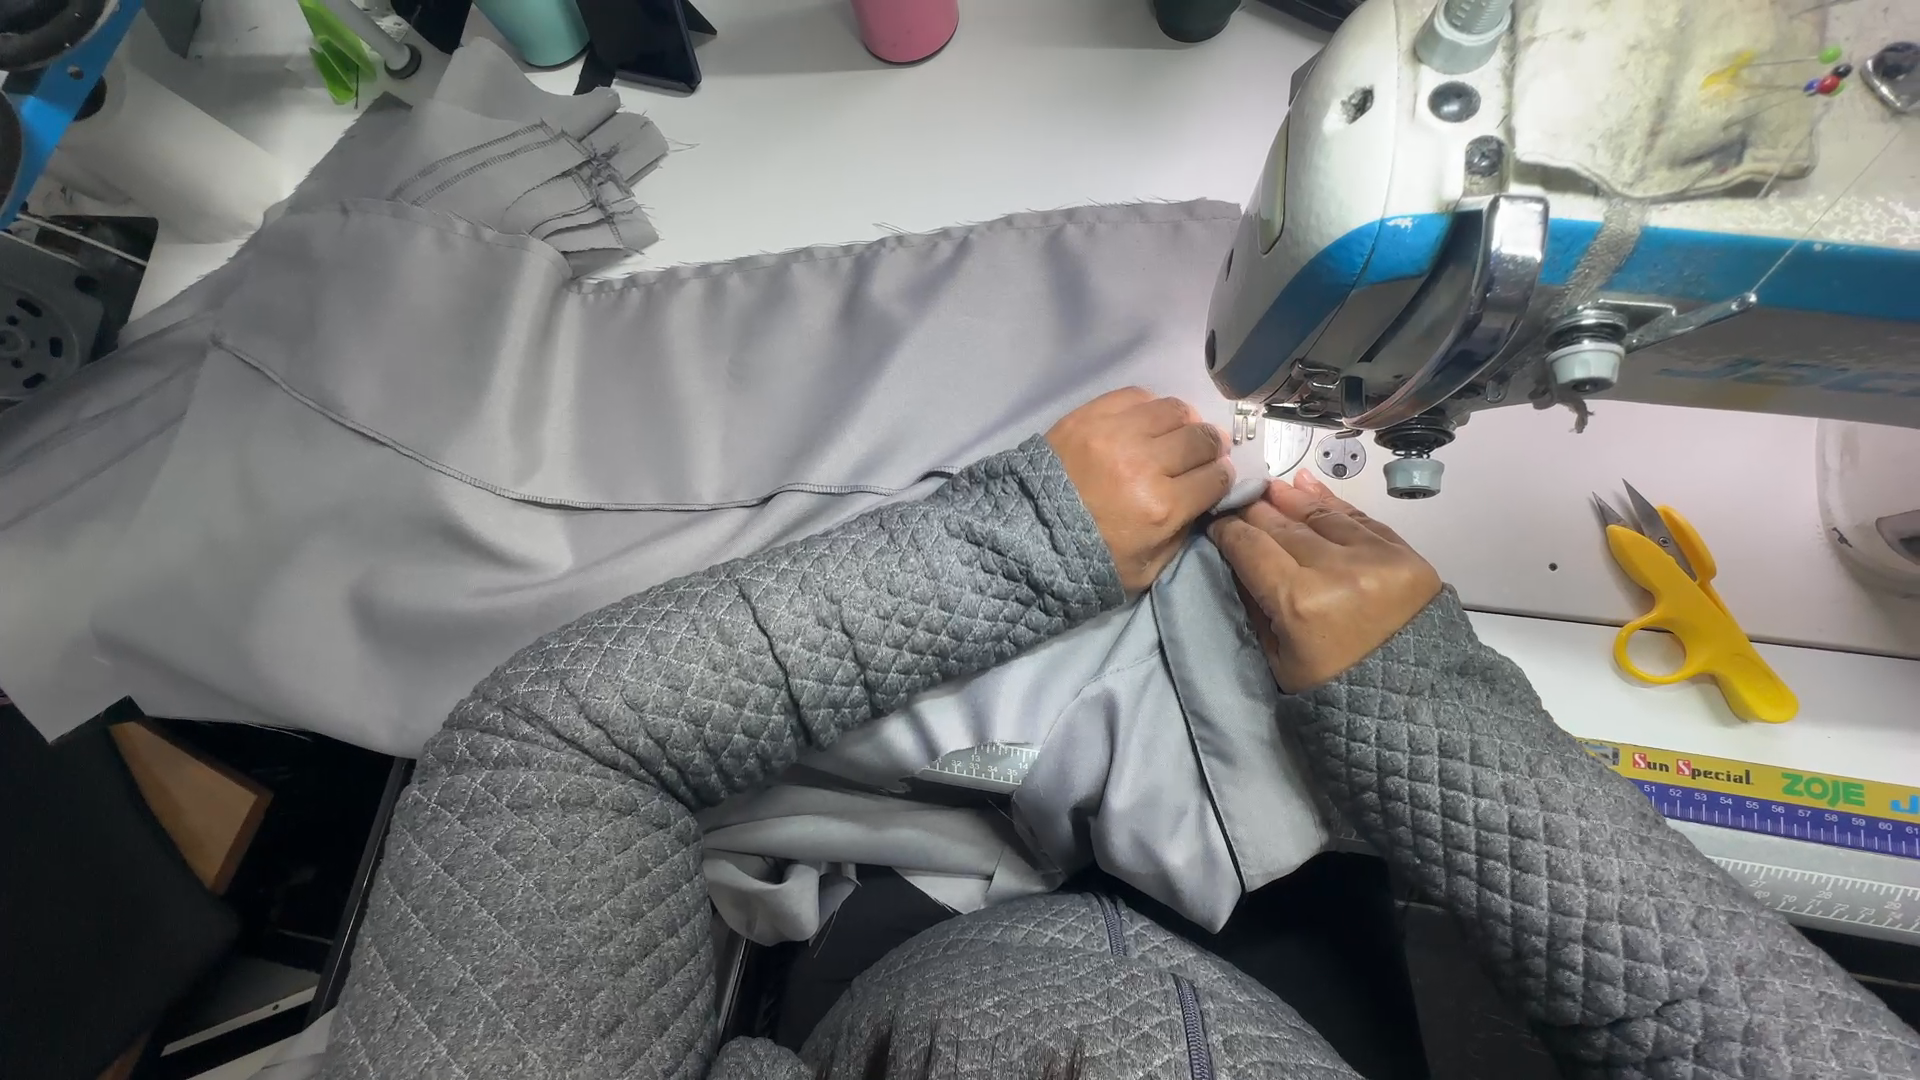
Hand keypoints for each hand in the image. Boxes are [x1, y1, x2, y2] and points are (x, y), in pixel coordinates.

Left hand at [1046, 387, 1231, 593]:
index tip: (1214, 479)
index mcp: (1160, 507)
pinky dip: (1148, 407)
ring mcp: (1114, 434)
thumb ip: (1183, 534)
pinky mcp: (1088, 416)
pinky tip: (1144, 424)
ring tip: (1173, 436)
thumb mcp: (1147, 569)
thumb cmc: (1088, 558)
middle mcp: (1143, 465)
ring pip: (1174, 410)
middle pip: (1202, 438)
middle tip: (1200, 456)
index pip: (1217, 477)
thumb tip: (1207, 499)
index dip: (1222, 478)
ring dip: (1183, 423)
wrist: (1026, 537)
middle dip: (1209, 449)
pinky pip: (1136, 395)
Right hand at [1208, 469, 1440, 691]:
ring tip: (1267, 488)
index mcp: (1299, 602)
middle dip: (1253, 511)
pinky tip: (1306, 485)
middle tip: (1236, 499)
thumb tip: (1234, 560)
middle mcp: (1337, 571)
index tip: (1214, 522)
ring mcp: (1375, 559)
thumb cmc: (1333, 687)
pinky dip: (1331, 501)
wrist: (1412, 703)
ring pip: (1319, 515)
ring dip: (1288, 499)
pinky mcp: (1404, 555)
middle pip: (1281, 526)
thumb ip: (1253, 603)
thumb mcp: (1276, 656)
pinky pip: (1359, 518)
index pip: (1250, 547)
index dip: (1227, 529)